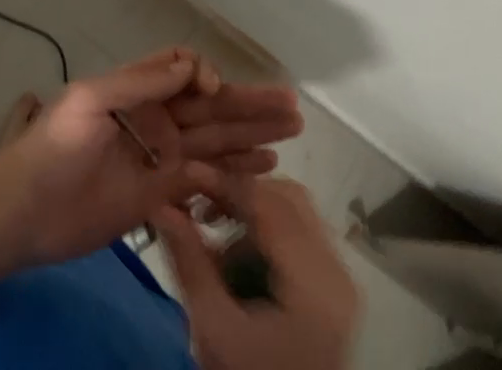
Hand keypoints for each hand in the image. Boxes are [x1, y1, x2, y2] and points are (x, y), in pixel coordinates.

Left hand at [0, 47, 301, 265]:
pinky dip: (237, 170)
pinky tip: (266, 166)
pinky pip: (207, 176)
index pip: (182, 70)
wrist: (26, 211)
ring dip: (253, 134)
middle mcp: (154, 119)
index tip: (213, 89)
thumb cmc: (53, 148)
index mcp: (135, 91)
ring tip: (293, 130)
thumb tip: (190, 66)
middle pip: (211, 106)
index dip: (204, 75)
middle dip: (250, 104)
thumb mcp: (88, 101)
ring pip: (216, 139)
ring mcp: (160, 157)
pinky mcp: (163, 192)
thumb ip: (139, 83)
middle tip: (293, 105)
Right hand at [152, 178, 359, 369]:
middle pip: (290, 199)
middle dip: (241, 193)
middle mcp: (338, 272)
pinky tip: (236, 255)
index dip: (226, 182)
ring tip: (212, 230)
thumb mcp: (213, 329)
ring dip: (253, 211)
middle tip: (198, 202)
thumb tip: (160, 205)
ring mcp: (341, 280)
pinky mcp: (334, 289)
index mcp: (314, 283)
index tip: (185, 173)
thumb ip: (190, 262)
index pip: (271, 205)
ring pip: (296, 213)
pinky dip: (267, 232)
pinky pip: (301, 236)